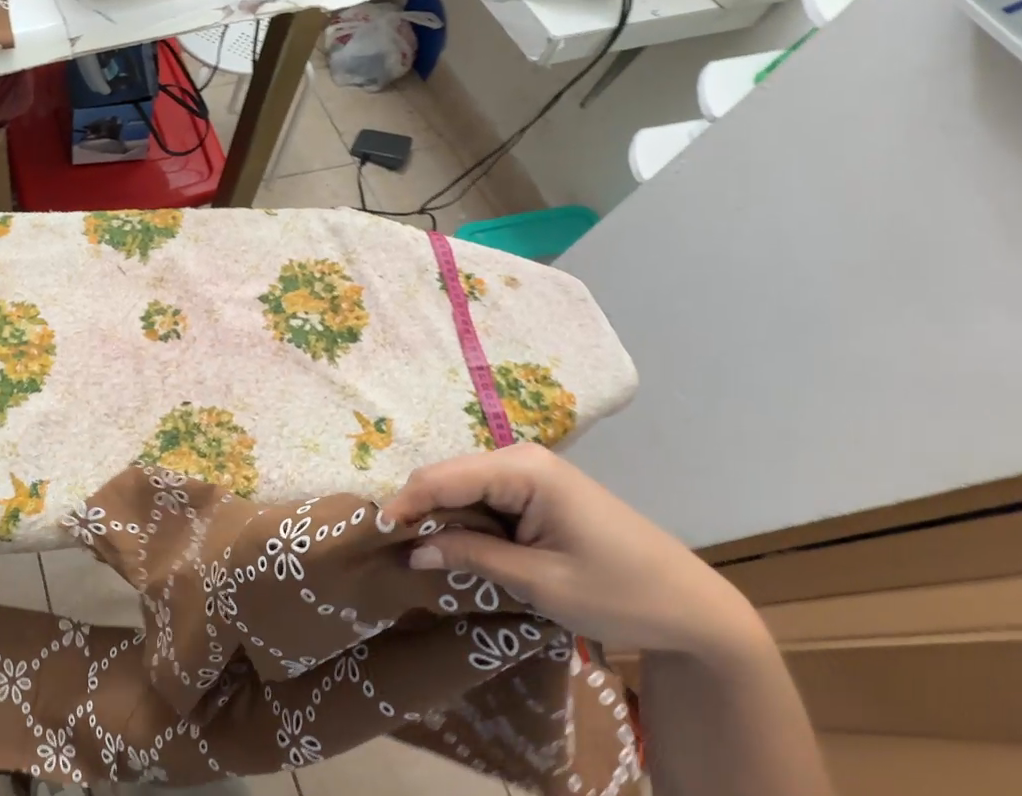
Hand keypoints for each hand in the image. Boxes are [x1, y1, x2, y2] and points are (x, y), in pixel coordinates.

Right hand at [381, 444, 763, 656]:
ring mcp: (532, 474)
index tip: (374, 535)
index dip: (404, 503)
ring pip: (463, 488)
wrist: (694, 610)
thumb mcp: (539, 581)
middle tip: (393, 548)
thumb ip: (471, 556)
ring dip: (440, 516)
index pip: (442, 478)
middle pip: (448, 477)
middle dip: (418, 509)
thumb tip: (411, 548)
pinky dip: (465, 520)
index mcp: (525, 470)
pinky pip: (485, 499)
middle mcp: (523, 459)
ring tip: (415, 549)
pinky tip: (454, 545)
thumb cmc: (621, 594)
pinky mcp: (539, 493)